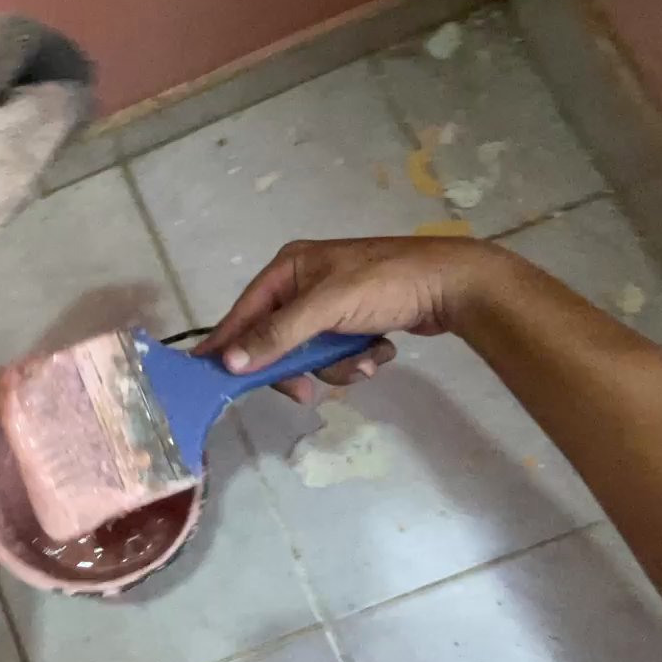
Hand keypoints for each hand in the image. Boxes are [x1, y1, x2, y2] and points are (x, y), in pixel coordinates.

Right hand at [198, 237, 509, 402]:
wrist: (457, 285)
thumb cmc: (385, 284)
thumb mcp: (326, 308)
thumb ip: (276, 335)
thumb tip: (229, 363)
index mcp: (288, 269)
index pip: (243, 313)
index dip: (226, 344)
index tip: (204, 374)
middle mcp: (302, 283)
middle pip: (275, 339)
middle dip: (297, 365)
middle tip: (304, 393)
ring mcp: (329, 303)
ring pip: (308, 352)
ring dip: (335, 365)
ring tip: (366, 360)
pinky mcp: (354, 320)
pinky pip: (336, 352)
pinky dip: (356, 358)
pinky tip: (380, 351)